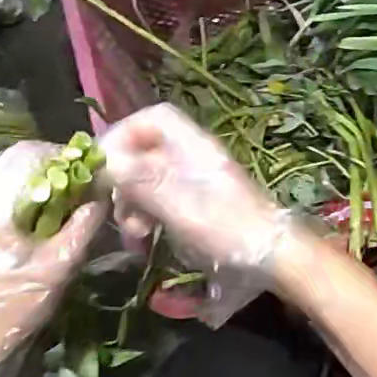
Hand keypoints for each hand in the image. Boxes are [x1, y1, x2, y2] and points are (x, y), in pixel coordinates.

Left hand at [0, 141, 105, 376]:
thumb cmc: (10, 311)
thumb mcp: (57, 269)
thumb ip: (83, 225)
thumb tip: (103, 192)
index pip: (27, 155)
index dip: (64, 156)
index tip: (90, 173)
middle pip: (13, 160)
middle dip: (52, 167)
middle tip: (80, 187)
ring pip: (2, 173)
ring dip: (35, 180)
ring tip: (62, 202)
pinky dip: (18, 193)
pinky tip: (36, 215)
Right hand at [99, 104, 290, 272]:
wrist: (272, 258)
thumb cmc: (229, 229)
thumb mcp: (181, 206)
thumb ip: (142, 180)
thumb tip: (106, 159)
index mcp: (193, 147)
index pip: (155, 118)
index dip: (124, 133)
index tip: (104, 165)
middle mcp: (192, 158)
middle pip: (145, 149)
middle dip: (123, 178)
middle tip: (114, 209)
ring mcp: (194, 181)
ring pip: (147, 178)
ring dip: (131, 203)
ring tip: (133, 234)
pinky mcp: (195, 205)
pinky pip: (159, 200)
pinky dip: (145, 216)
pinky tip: (143, 239)